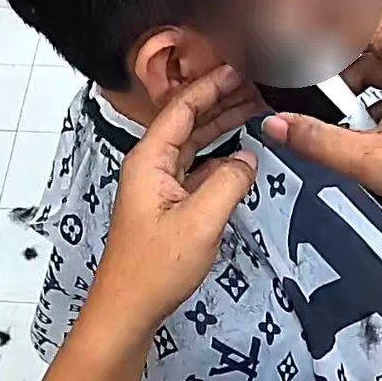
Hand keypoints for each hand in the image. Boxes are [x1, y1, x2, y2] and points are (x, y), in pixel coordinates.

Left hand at [89, 66, 259, 335]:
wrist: (128, 309)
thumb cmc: (153, 269)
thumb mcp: (200, 222)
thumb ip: (229, 183)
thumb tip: (247, 159)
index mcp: (150, 160)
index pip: (181, 108)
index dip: (210, 86)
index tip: (236, 70)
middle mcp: (151, 166)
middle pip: (187, 122)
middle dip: (220, 101)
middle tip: (253, 87)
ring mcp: (158, 186)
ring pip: (193, 144)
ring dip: (220, 127)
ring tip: (252, 110)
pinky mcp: (166, 205)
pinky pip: (196, 169)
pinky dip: (219, 158)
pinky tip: (239, 156)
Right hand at [261, 9, 381, 232]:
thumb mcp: (375, 162)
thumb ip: (318, 141)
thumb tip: (280, 126)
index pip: (363, 14)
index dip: (323, 21)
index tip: (296, 35)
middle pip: (371, 31)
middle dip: (335, 55)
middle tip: (310, 81)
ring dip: (354, 76)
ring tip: (340, 111)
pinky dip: (374, 89)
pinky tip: (364, 121)